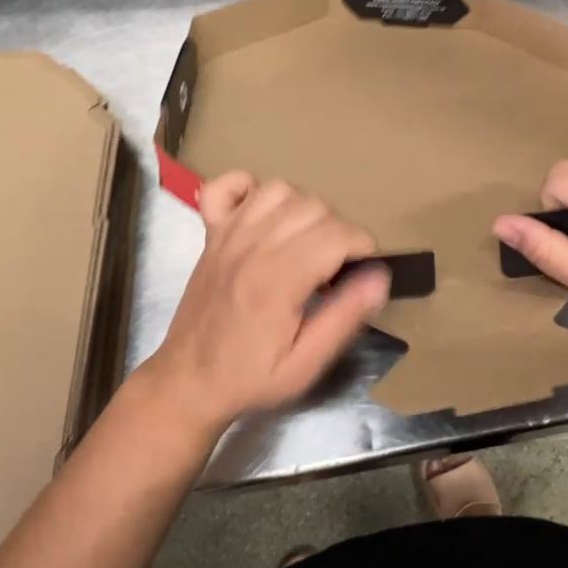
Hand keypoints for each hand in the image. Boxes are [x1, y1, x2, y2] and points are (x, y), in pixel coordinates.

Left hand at [137, 173, 389, 433]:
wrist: (187, 382)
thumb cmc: (250, 376)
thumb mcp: (306, 364)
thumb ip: (344, 318)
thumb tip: (380, 277)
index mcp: (277, 280)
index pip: (337, 234)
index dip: (363, 247)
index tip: (363, 271)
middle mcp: (252, 246)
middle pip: (314, 207)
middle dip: (339, 231)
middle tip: (336, 267)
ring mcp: (227, 235)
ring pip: (280, 189)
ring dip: (304, 208)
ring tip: (307, 242)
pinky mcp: (211, 233)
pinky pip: (228, 185)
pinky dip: (250, 187)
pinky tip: (264, 214)